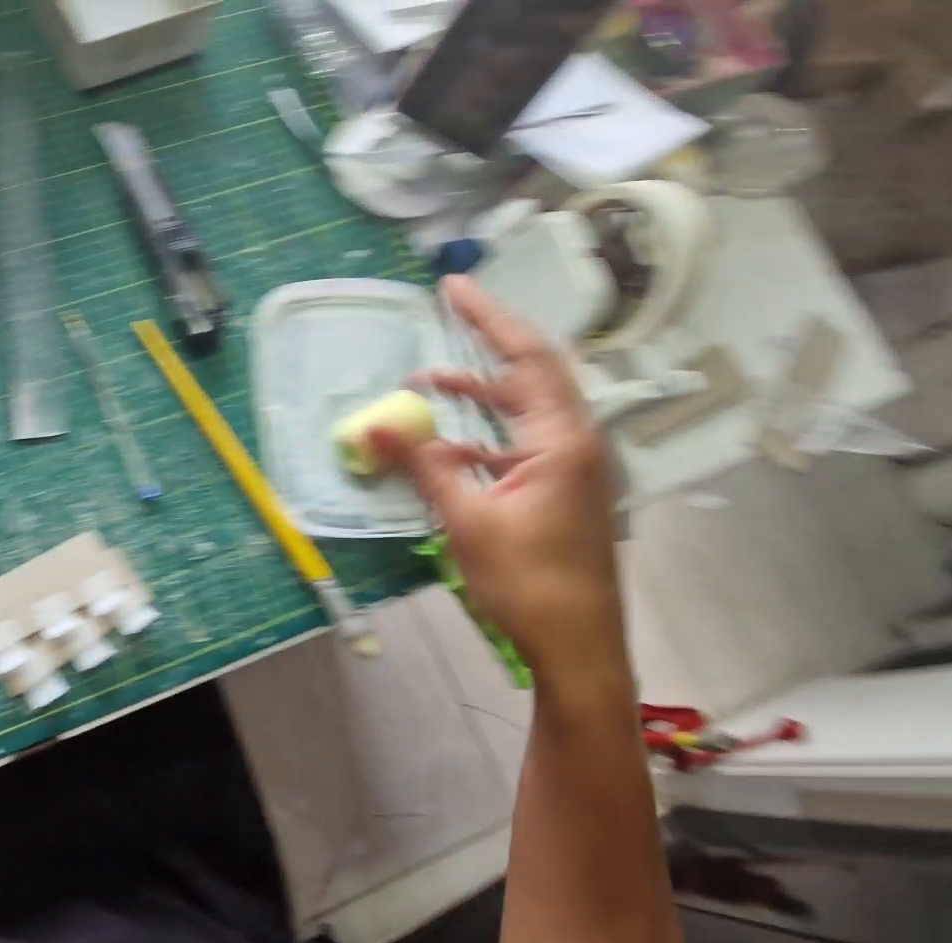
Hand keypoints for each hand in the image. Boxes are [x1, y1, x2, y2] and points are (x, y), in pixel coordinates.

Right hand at [367, 275, 623, 673]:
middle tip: (448, 312)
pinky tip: (445, 450)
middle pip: (532, 375)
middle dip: (487, 344)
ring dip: (478, 397)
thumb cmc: (528, 582)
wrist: (577, 645)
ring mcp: (572, 469)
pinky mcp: (560, 493)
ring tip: (427, 387)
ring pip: (523, 413)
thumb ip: (424, 468)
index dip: (489, 319)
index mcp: (563, 440)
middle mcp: (576, 443)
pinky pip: (519, 448)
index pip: (527, 358)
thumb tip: (374, 427)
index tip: (454, 288)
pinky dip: (482, 440)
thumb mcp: (467, 520)